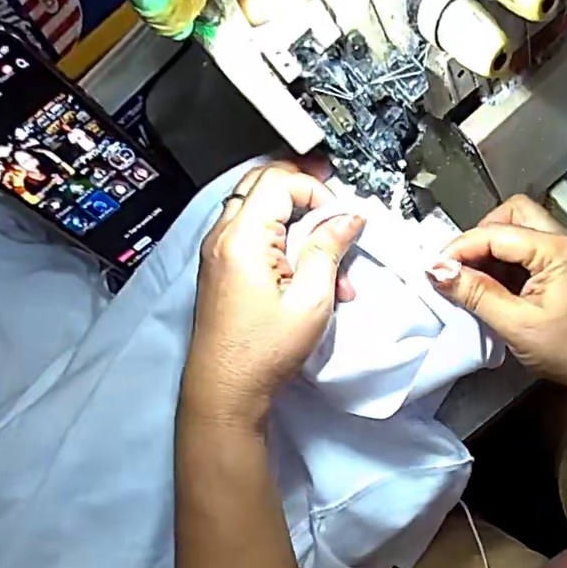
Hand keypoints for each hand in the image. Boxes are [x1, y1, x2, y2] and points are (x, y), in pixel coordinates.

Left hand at [184, 163, 364, 427]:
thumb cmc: (264, 350)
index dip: (316, 190)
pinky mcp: (221, 265)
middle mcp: (222, 235)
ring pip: (259, 206)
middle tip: (336, 212)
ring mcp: (218, 249)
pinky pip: (254, 232)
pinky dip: (283, 239)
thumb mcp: (312, 299)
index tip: (340, 218)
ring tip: (330, 261)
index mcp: (243, 238)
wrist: (226, 386)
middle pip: (263, 182)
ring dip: (297, 220)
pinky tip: (309, 274)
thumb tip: (348, 217)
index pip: (279, 181)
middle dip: (306, 192)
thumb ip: (329, 249)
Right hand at [428, 195, 566, 393]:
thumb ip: (477, 295)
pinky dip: (504, 265)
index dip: (459, 249)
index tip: (435, 271)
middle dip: (479, 236)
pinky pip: (526, 252)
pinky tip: (493, 291)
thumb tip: (439, 272)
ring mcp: (563, 254)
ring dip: (490, 251)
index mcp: (555, 249)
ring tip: (473, 283)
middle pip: (510, 215)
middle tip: (459, 269)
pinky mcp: (561, 269)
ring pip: (517, 231)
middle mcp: (561, 241)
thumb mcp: (519, 326)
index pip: (494, 233)